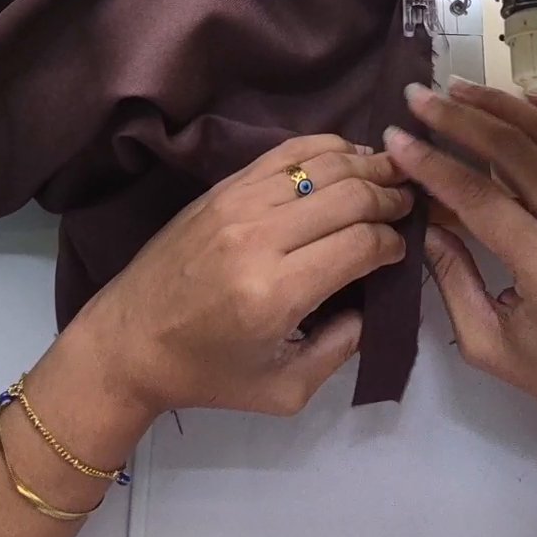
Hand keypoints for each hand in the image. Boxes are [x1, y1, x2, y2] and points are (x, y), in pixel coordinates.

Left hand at [57, 134, 413, 419]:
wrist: (127, 340)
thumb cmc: (207, 373)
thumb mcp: (284, 389)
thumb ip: (341, 349)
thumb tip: (374, 299)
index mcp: (276, 293)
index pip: (360, 243)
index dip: (394, 241)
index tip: (403, 247)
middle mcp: (259, 237)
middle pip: (349, 194)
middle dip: (390, 197)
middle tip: (409, 205)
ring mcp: (238, 202)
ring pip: (323, 163)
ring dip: (367, 164)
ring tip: (391, 174)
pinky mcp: (224, 185)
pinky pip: (287, 150)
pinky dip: (327, 147)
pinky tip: (350, 155)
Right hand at [383, 81, 536, 438]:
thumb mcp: (487, 344)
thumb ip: (452, 279)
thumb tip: (424, 219)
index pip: (479, 196)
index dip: (432, 163)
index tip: (395, 136)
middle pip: (514, 151)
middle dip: (458, 118)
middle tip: (418, 96)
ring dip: (502, 104)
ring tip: (459, 87)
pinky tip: (526, 94)